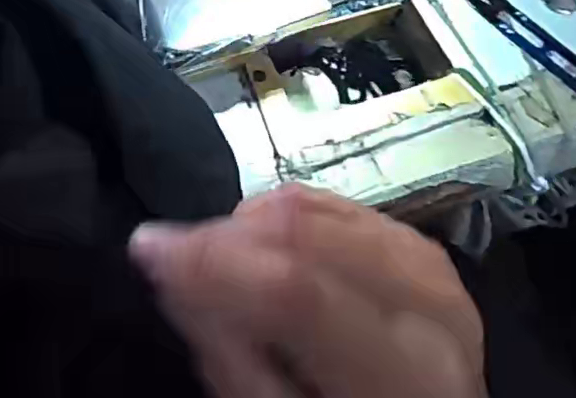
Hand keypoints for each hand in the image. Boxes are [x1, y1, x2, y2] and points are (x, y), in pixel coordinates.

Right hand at [129, 183, 485, 397]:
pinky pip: (320, 198)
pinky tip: (262, 247)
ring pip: (304, 206)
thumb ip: (230, 354)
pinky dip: (274, 215)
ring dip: (244, 227)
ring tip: (224, 266)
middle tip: (172, 258)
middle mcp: (430, 308)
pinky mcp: (410, 238)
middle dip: (218, 238)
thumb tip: (171, 266)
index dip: (213, 261)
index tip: (146, 247)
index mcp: (409, 378)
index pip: (299, 293)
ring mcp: (425, 263)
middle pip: (300, 232)